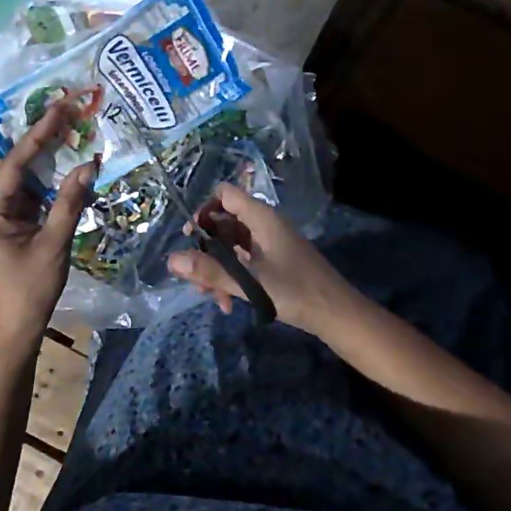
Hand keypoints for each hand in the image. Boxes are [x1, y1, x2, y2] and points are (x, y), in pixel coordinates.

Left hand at [0, 99, 98, 336]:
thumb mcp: (54, 245)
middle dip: (36, 136)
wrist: (16, 323)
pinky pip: (27, 189)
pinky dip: (45, 174)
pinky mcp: (10, 220)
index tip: (58, 110)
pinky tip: (65, 159)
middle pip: (9, 160)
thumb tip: (88, 166)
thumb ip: (69, 203)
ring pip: (19, 172)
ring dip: (42, 152)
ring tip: (68, 127)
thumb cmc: (30, 288)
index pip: (12, 163)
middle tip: (64, 111)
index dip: (37, 135)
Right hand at [166, 184, 360, 333]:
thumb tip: (172, 260)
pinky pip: (243, 261)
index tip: (191, 237)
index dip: (203, 209)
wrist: (338, 315)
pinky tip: (228, 303)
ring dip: (216, 267)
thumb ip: (210, 272)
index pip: (225, 195)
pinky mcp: (274, 261)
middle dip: (206, 248)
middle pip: (223, 222)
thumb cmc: (297, 292)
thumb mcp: (250, 283)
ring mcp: (269, 244)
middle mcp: (264, 225)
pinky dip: (232, 276)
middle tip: (194, 274)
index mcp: (261, 219)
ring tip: (210, 296)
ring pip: (231, 246)